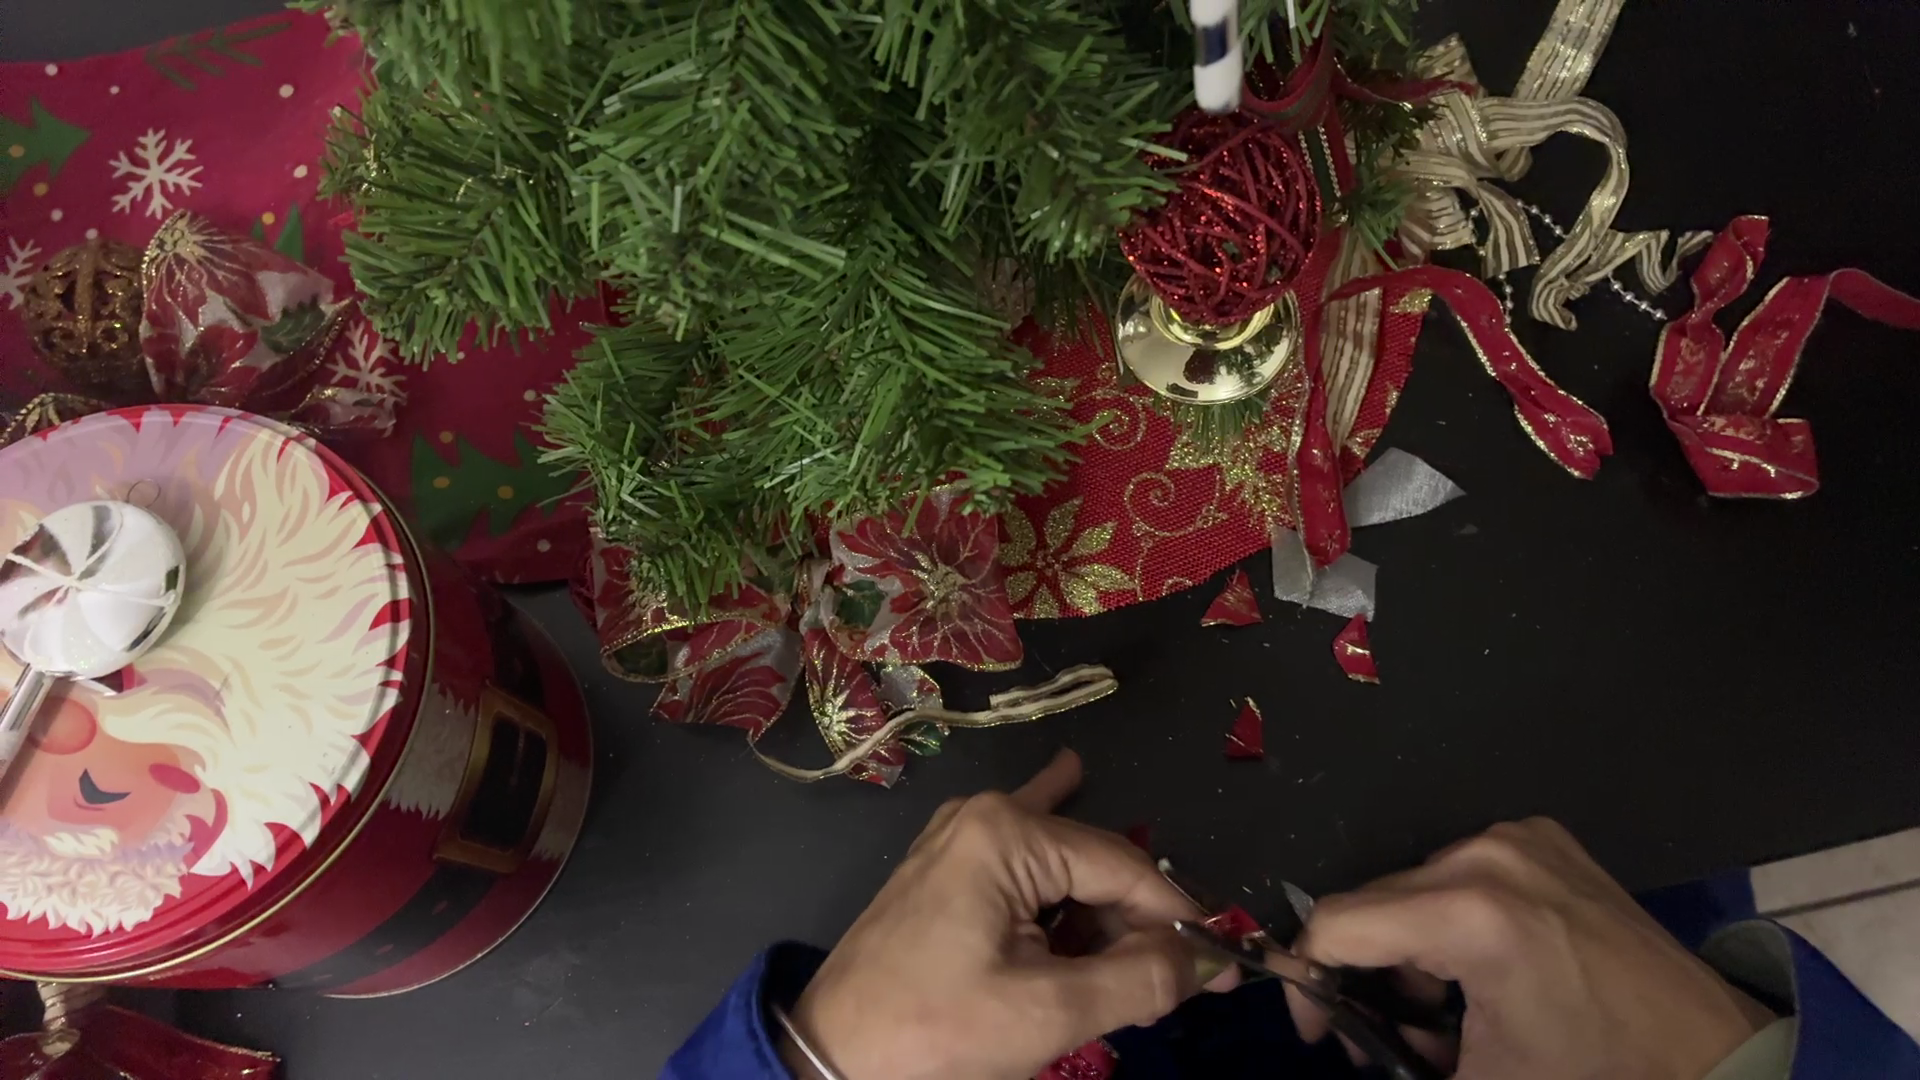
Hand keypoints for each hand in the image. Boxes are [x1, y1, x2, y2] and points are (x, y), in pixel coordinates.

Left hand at [784, 749, 1224, 1079]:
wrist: (832, 1054)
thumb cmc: (935, 1031)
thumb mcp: (1045, 1013)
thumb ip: (1137, 980)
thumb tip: (1208, 961)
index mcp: (1009, 833)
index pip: (1123, 867)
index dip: (1179, 919)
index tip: (1225, 966)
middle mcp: (988, 814)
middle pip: (1093, 863)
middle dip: (1133, 922)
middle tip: (1163, 990)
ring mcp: (964, 831)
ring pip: (1061, 862)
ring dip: (1096, 914)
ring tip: (1117, 972)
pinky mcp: (952, 857)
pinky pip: (1021, 845)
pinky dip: (1054, 846)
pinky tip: (1070, 774)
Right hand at [1288, 818, 1773, 1079]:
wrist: (1733, 1066)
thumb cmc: (1602, 1078)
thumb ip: (1390, 1050)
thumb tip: (1335, 1029)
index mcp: (1468, 915)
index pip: (1340, 924)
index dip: (1308, 974)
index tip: (1316, 1027)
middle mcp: (1480, 854)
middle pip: (1374, 902)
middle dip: (1363, 967)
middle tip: (1386, 1026)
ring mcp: (1511, 837)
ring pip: (1409, 884)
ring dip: (1405, 940)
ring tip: (1444, 995)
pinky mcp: (1536, 834)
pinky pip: (1456, 868)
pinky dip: (1447, 912)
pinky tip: (1484, 954)